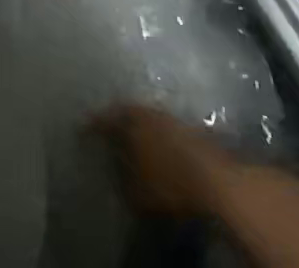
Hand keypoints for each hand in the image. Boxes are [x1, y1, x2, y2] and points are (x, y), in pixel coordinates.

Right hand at [95, 104, 240, 217]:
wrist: (217, 182)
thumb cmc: (169, 183)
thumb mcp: (135, 188)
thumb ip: (121, 173)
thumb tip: (113, 165)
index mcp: (132, 119)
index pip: (105, 117)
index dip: (92, 124)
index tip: (81, 128)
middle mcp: (151, 111)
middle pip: (128, 111)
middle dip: (116, 121)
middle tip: (105, 131)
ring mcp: (173, 117)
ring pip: (148, 117)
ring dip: (138, 126)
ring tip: (129, 139)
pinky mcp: (192, 128)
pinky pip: (164, 126)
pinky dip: (156, 134)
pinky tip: (155, 147)